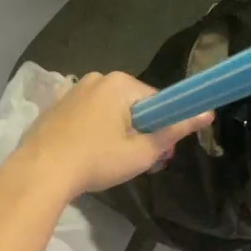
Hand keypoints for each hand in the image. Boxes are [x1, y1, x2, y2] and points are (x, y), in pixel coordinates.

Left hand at [6, 72, 213, 201]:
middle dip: (139, 131)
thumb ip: (176, 130)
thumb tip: (208, 112)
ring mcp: (72, 91)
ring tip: (110, 163)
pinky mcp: (55, 107)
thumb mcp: (143, 151)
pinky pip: (87, 117)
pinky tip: (87, 156)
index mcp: (120, 83)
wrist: (41, 171)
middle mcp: (96, 79)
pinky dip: (93, 132)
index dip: (163, 128)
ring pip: (109, 112)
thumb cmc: (97, 160)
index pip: (157, 101)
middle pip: (133, 105)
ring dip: (117, 133)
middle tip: (137, 162)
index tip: (159, 151)